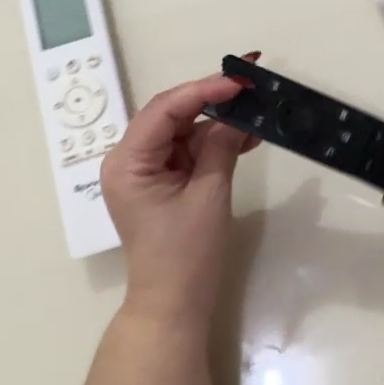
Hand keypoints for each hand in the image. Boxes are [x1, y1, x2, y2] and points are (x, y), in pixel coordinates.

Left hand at [100, 60, 259, 329]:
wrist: (175, 304)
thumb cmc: (186, 254)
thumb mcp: (208, 194)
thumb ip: (220, 146)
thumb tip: (238, 113)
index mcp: (127, 161)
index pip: (164, 110)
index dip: (203, 90)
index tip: (239, 80)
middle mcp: (129, 159)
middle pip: (172, 115)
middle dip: (212, 100)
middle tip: (250, 84)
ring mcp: (145, 170)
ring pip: (183, 129)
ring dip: (218, 122)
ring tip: (256, 110)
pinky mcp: (161, 180)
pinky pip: (188, 150)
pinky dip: (214, 142)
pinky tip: (246, 135)